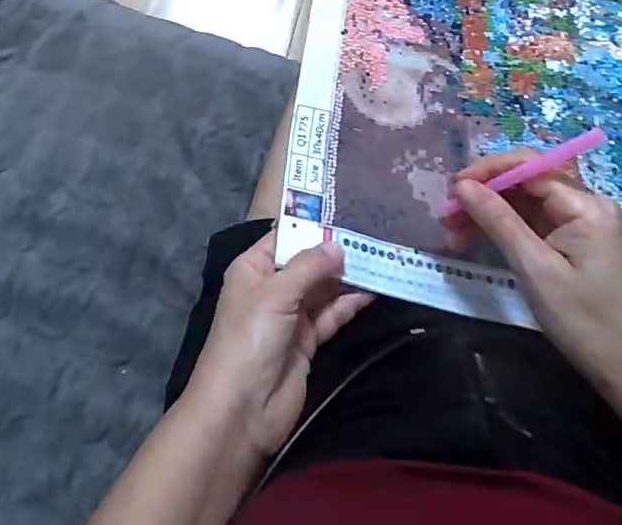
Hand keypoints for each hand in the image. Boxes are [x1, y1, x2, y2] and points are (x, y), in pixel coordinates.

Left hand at [181, 233, 373, 460]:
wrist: (242, 410)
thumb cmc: (250, 338)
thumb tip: (338, 244)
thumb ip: (309, 266)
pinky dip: (349, 304)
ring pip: (323, 288)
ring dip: (347, 276)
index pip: (284, 236)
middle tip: (372, 232)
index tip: (345, 209)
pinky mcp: (307, 341)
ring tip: (379, 256)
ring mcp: (290, 314)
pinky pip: (331, 315)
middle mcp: (271, 286)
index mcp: (253, 267)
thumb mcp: (276, 293)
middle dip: (335, 249)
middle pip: (307, 261)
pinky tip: (373, 290)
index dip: (312, 225)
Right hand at [448, 162, 621, 385]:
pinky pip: (530, 220)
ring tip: (452, 232)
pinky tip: (473, 238)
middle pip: (524, 180)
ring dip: (486, 211)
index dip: (487, 172)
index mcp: (586, 205)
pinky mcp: (572, 240)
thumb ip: (498, 220)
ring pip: (522, 201)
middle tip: (447, 214)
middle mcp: (586, 204)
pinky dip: (501, 227)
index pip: (529, 167)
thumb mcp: (535, 269)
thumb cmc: (585, 321)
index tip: (452, 188)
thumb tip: (462, 185)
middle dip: (483, 192)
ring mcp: (580, 222)